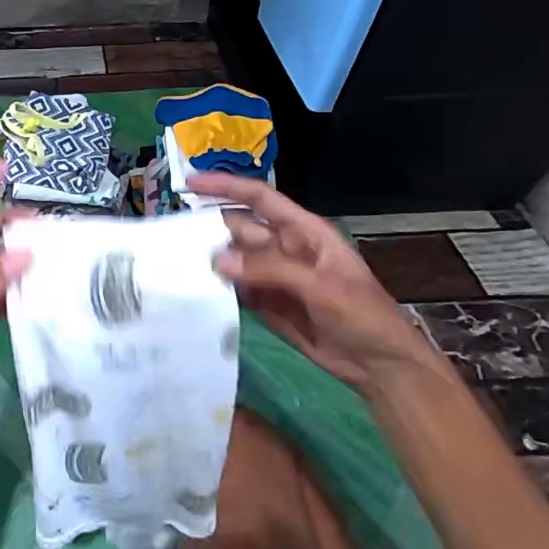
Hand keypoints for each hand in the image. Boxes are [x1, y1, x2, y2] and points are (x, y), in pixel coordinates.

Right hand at [188, 173, 445, 396]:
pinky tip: (193, 287)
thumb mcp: (321, 287)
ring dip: (209, 258)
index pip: (260, 199)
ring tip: (173, 259)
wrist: (379, 365)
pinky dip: (215, 287)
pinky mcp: (264, 303)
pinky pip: (234, 288)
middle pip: (239, 229)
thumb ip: (270, 270)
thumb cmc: (362, 315)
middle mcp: (284, 247)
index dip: (226, 187)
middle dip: (208, 227)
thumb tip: (218, 259)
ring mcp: (272, 276)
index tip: (190, 183)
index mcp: (304, 232)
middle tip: (170, 233)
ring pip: (232, 259)